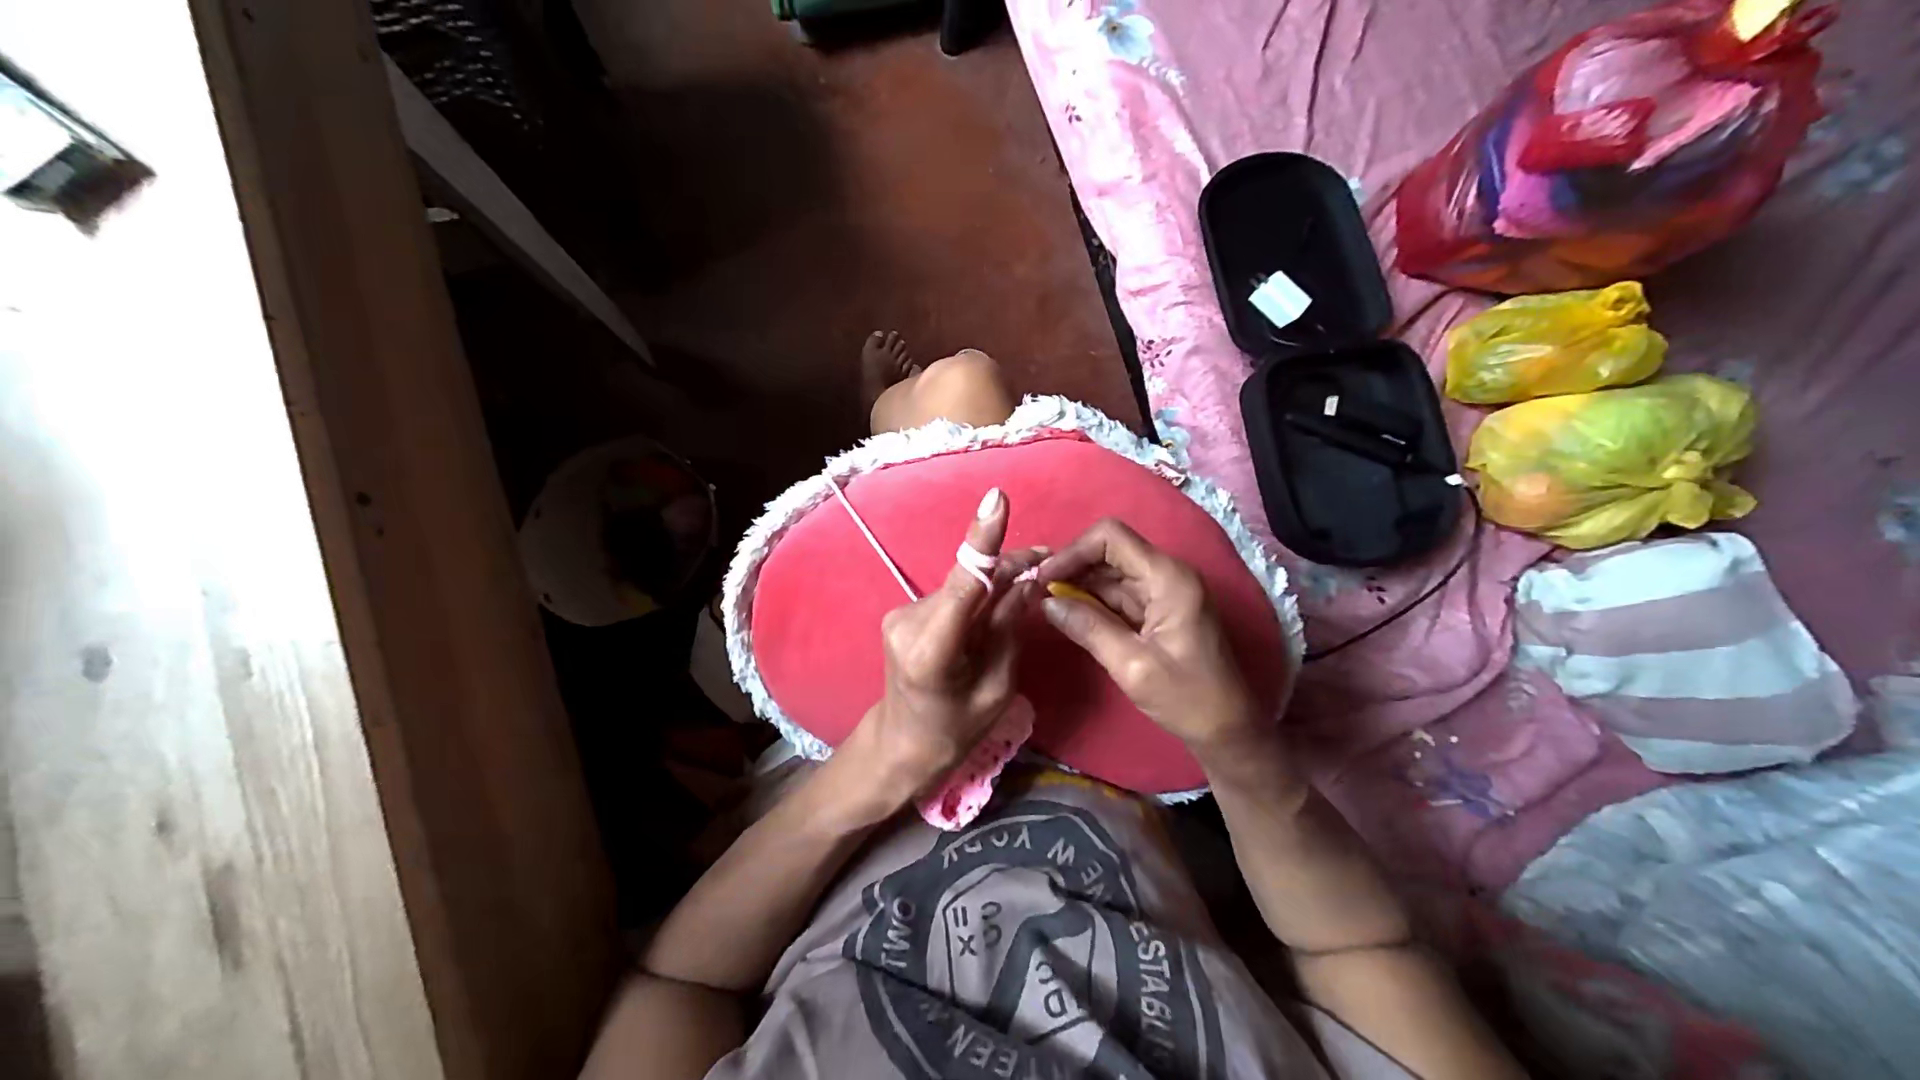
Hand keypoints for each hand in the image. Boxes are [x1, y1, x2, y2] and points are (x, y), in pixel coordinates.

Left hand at [838, 488, 1042, 815]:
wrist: (902, 744)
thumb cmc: (955, 730)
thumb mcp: (996, 687)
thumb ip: (1008, 628)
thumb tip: (1028, 579)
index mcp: (931, 650)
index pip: (963, 585)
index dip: (982, 540)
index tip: (996, 498)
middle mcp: (909, 621)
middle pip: (968, 581)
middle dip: (1008, 571)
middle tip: (1046, 565)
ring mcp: (901, 613)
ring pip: (961, 587)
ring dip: (993, 587)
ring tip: (1022, 597)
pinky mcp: (904, 612)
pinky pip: (951, 596)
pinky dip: (974, 600)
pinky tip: (989, 615)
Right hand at [1035, 518, 1267, 753]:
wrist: (1228, 729)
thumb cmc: (1187, 698)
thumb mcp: (1131, 665)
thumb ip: (1088, 628)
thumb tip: (1046, 603)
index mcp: (1168, 578)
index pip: (1111, 537)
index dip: (1073, 552)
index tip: (1044, 579)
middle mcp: (1167, 575)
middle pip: (1109, 551)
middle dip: (1072, 568)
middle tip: (1038, 594)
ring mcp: (1163, 592)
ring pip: (1110, 573)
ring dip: (1078, 585)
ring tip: (1047, 605)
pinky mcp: (1158, 610)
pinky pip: (1118, 594)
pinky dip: (1092, 601)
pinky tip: (1069, 615)